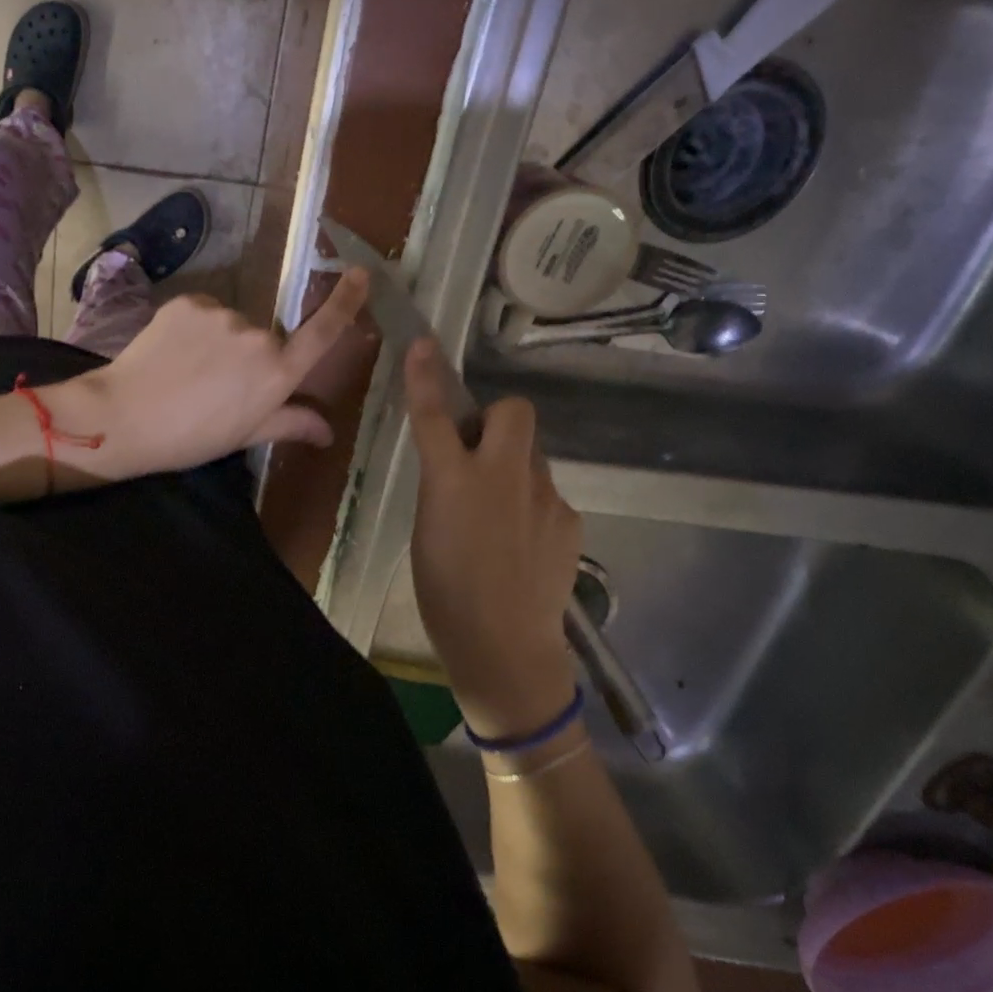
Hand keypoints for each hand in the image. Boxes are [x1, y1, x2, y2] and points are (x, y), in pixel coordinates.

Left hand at [54, 269, 368, 478]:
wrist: (124, 417)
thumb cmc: (190, 438)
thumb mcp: (245, 436)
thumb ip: (290, 424)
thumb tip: (328, 432)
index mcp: (277, 373)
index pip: (322, 332)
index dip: (345, 302)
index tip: (362, 273)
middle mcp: (258, 337)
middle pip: (265, 339)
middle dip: (249, 359)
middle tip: (216, 389)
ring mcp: (222, 315)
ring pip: (231, 325)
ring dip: (219, 343)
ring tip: (188, 375)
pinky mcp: (189, 303)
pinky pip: (203, 313)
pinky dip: (194, 330)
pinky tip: (172, 355)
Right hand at [404, 341, 581, 738]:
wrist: (504, 646)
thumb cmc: (445, 595)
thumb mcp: (426, 533)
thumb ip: (443, 489)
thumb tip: (458, 468)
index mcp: (452, 481)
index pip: (436, 415)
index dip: (425, 378)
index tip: (423, 344)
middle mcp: (503, 475)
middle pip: (514, 411)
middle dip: (497, 419)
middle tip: (480, 453)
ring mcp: (545, 496)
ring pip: (531, 457)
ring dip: (513, 470)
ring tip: (497, 520)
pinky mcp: (569, 520)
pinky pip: (546, 495)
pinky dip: (531, 508)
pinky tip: (521, 547)